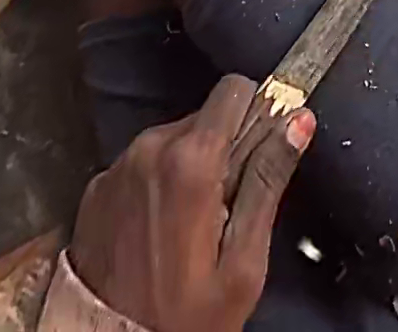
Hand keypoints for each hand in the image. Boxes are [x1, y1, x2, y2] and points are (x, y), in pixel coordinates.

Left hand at [69, 76, 316, 331]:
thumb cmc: (185, 320)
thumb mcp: (243, 262)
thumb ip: (269, 179)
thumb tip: (299, 120)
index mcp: (191, 159)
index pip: (233, 89)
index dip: (255, 110)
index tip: (261, 145)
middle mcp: (151, 147)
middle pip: (205, 116)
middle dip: (225, 146)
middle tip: (228, 204)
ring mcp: (119, 165)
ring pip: (175, 137)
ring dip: (191, 164)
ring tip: (192, 223)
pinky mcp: (98, 184)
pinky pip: (143, 162)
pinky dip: (157, 181)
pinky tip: (158, 227)